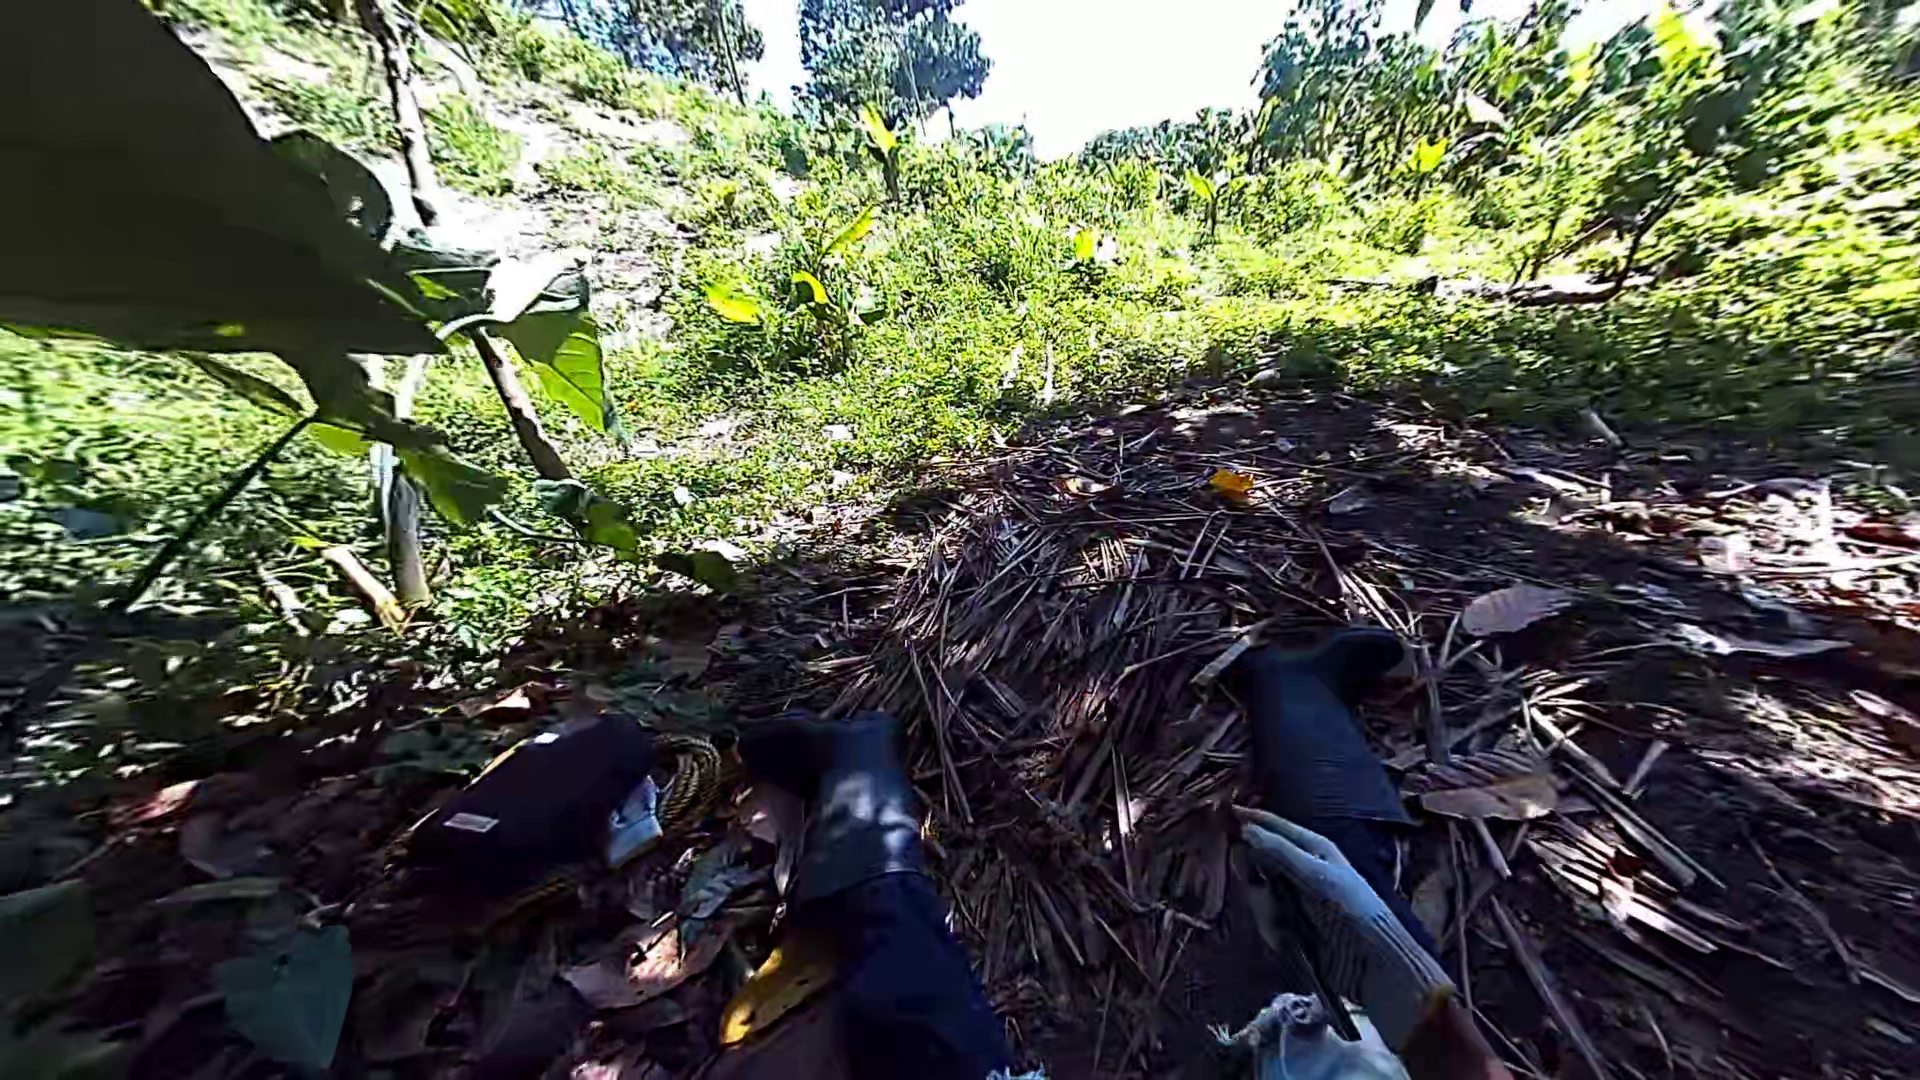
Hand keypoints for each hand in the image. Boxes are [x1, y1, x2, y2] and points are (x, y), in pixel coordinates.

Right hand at [1235, 806, 1452, 1050]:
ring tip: (1280, 923)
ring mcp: (1291, 896)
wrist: (1377, 969)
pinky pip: (1264, 917)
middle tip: (1254, 882)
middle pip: (1255, 856)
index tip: (1220, 816)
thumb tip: (1243, 828)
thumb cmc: (1353, 910)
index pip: (1270, 823)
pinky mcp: (1288, 924)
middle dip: (1251, 872)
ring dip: (1263, 906)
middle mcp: (1297, 867)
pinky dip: (1272, 928)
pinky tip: (1286, 939)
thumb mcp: (1317, 876)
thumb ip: (1278, 851)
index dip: (1246, 818)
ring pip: (1256, 889)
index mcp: (1310, 847)